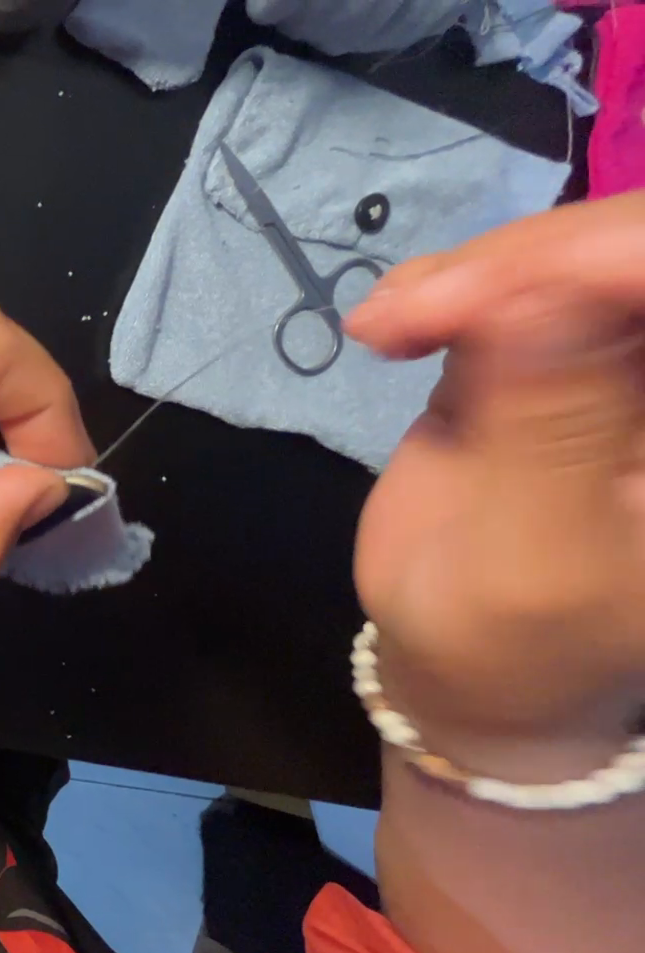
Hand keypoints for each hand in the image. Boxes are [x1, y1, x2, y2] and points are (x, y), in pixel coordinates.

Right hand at [346, 194, 644, 772]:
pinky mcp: (534, 359)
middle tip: (404, 315)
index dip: (617, 260)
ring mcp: (613, 360)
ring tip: (379, 326)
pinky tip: (387, 320)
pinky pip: (505, 286)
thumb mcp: (536, 552)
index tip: (481, 298)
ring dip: (469, 271)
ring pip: (570, 253)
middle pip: (638, 250)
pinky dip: (439, 287)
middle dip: (524, 261)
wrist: (465, 655)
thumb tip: (539, 298)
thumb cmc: (513, 630)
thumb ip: (548, 430)